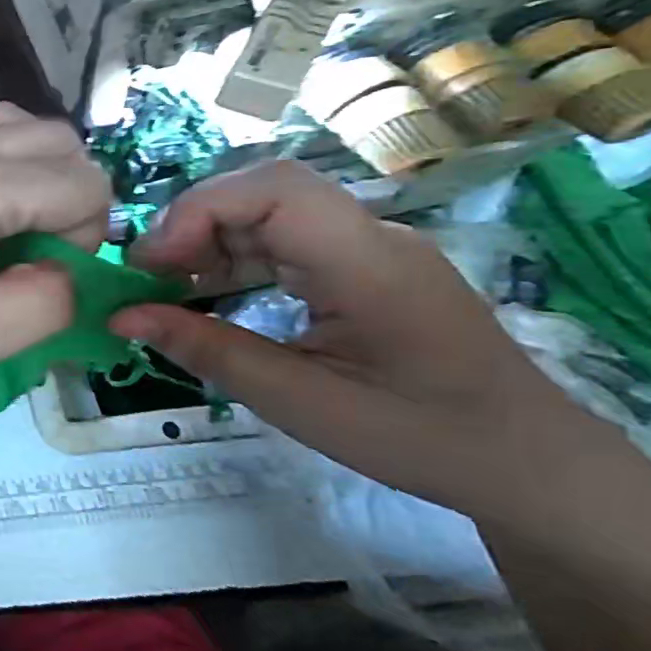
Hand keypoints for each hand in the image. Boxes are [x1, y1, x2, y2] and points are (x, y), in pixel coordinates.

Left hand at [0, 102, 110, 391]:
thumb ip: (48, 301)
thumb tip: (67, 270)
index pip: (86, 183)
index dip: (88, 235)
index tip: (44, 275)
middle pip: (62, 142)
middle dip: (72, 196)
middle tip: (36, 252)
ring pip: (21, 125)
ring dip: (39, 171)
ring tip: (14, 224)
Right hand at [111, 161, 601, 521]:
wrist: (529, 461)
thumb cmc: (420, 437)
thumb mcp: (299, 403)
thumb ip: (207, 350)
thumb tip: (121, 317)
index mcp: (369, 264)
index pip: (274, 189)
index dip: (198, 211)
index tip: (150, 264)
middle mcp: (369, 237)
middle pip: (260, 193)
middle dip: (190, 227)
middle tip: (143, 279)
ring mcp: (366, 246)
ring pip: (264, 212)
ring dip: (205, 243)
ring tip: (163, 290)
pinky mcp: (358, 264)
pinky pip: (281, 240)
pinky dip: (231, 260)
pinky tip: (206, 294)